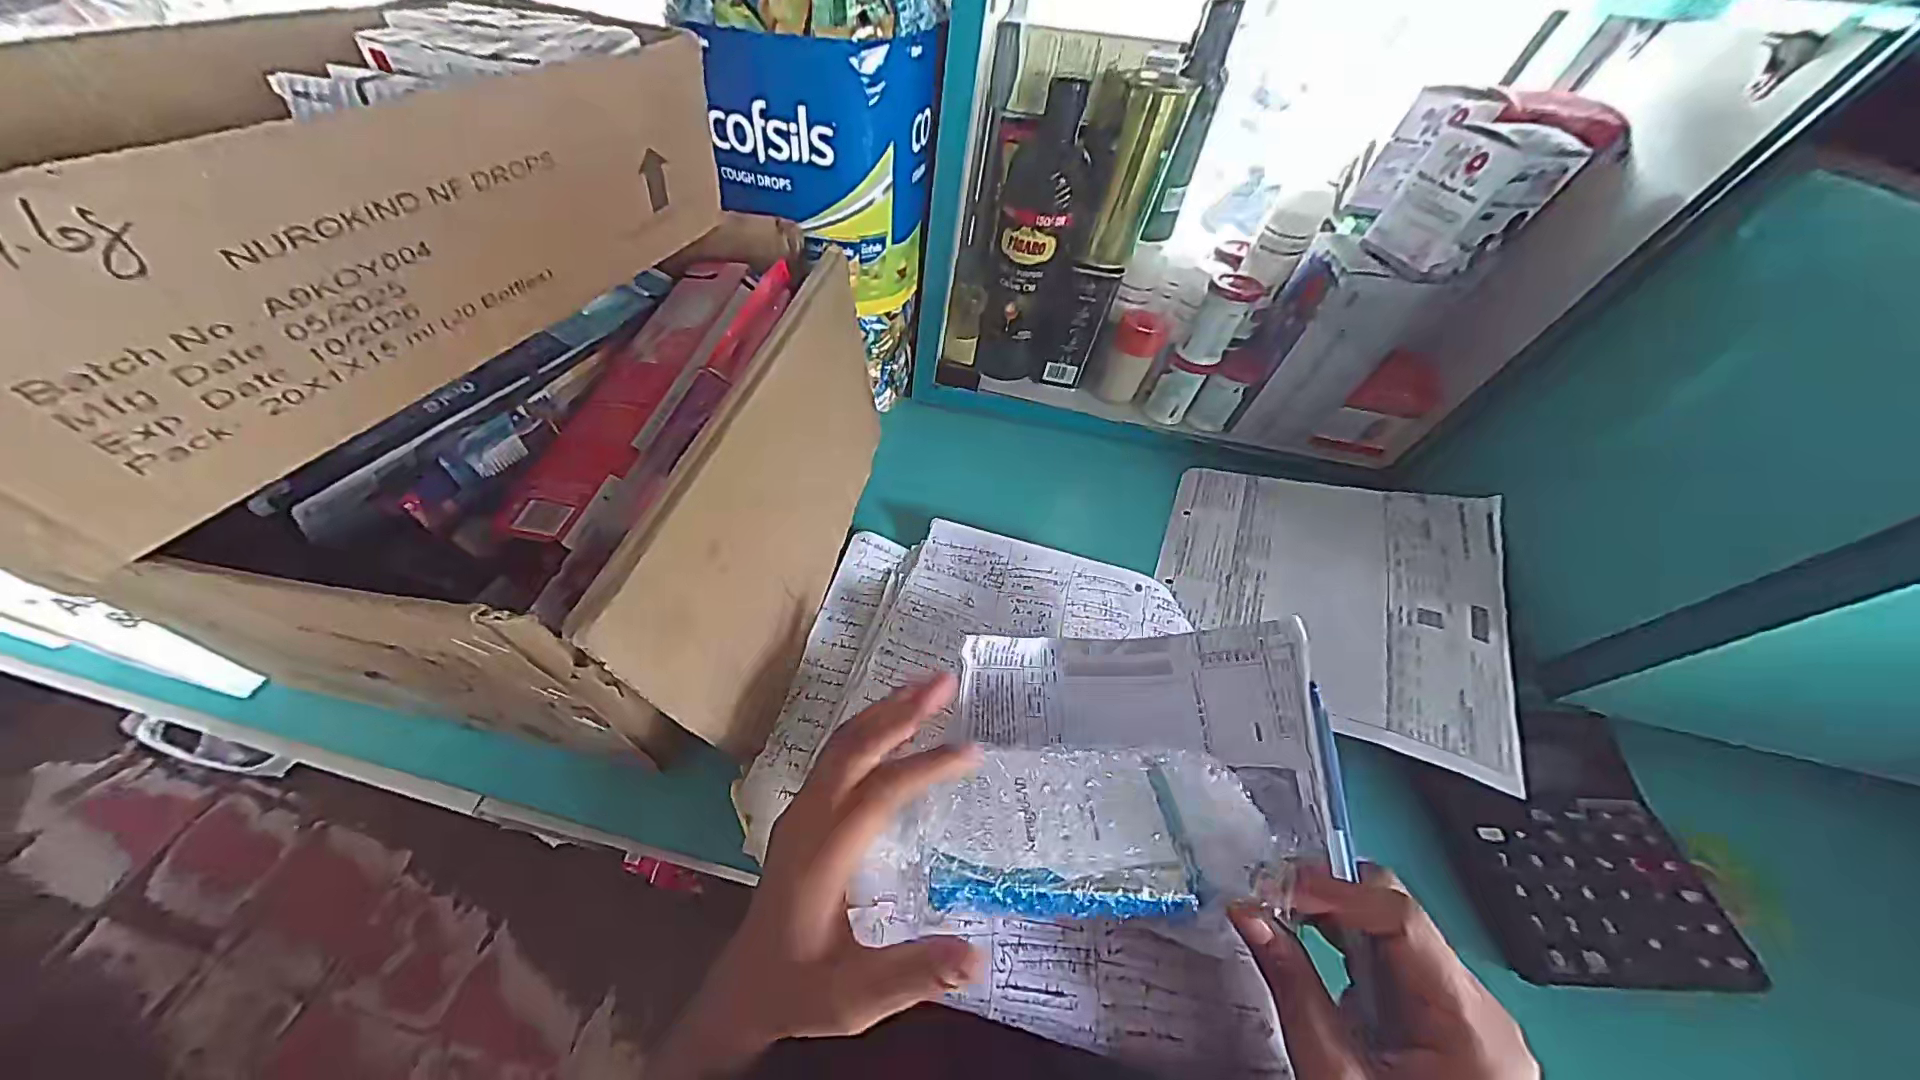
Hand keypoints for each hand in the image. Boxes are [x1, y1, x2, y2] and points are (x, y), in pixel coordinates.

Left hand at [655, 675, 985, 1077]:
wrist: (743, 988)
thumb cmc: (801, 990)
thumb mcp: (855, 999)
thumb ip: (913, 974)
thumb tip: (978, 956)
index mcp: (821, 856)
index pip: (878, 794)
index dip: (925, 767)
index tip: (971, 752)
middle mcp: (808, 819)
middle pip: (854, 748)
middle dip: (902, 711)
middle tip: (946, 684)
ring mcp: (801, 809)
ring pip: (842, 742)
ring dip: (885, 709)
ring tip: (927, 685)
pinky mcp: (803, 810)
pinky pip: (837, 752)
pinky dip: (869, 725)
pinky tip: (894, 718)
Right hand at [1229, 864, 1537, 1079]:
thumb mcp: (1335, 1073)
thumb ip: (1293, 986)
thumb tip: (1247, 914)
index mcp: (1469, 1024)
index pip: (1401, 917)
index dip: (1333, 889)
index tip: (1276, 885)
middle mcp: (1482, 1009)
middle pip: (1399, 915)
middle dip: (1329, 896)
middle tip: (1271, 893)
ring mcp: (1470, 1013)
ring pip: (1395, 931)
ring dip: (1334, 916)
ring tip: (1281, 914)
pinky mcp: (1449, 1020)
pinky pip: (1397, 959)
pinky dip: (1350, 944)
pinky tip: (1312, 943)